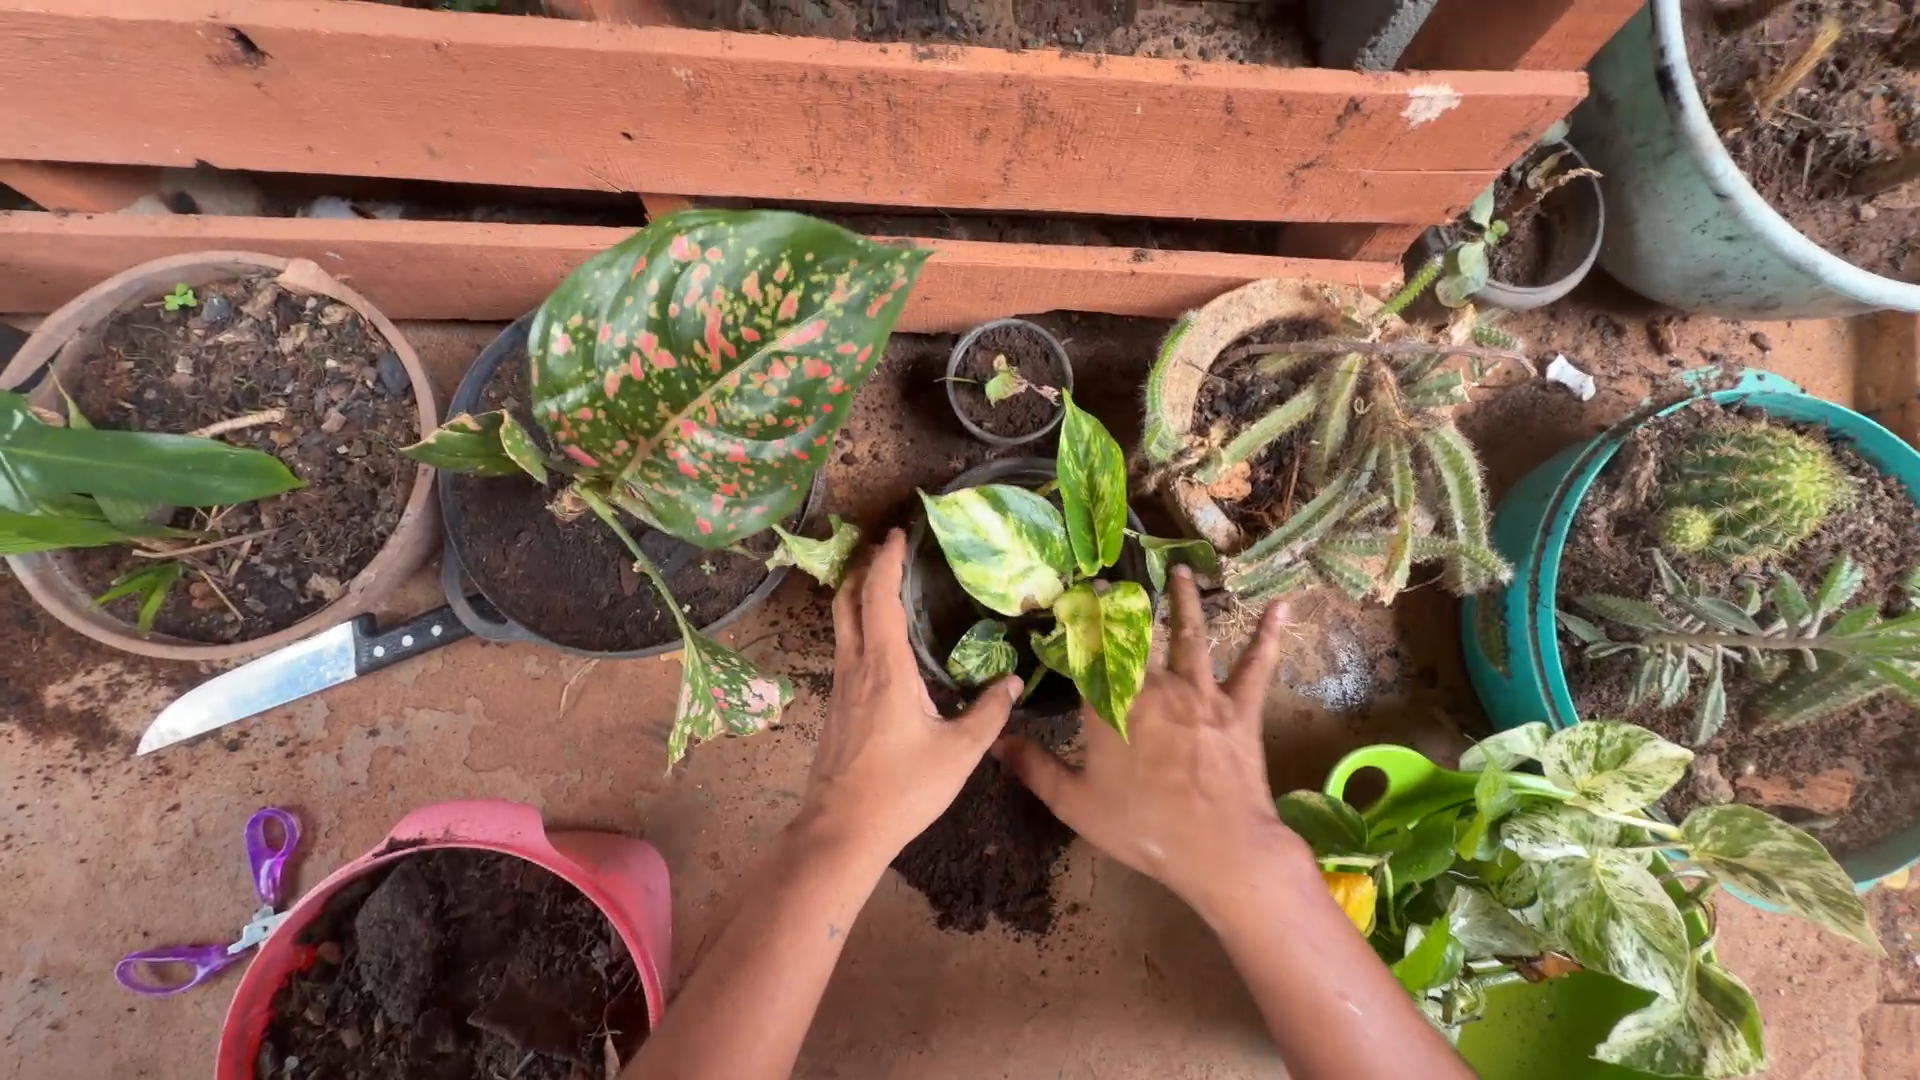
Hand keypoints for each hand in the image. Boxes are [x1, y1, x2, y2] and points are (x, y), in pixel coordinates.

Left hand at [797, 528, 1019, 859]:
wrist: (840, 832)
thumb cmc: (901, 790)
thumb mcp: (959, 753)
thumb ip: (988, 714)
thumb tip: (1014, 683)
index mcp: (885, 669)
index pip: (879, 598)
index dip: (886, 561)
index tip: (896, 534)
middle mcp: (855, 668)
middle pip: (847, 601)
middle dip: (862, 568)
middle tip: (884, 548)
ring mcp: (840, 688)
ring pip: (842, 625)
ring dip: (856, 595)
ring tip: (882, 583)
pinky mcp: (836, 708)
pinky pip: (845, 649)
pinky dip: (857, 626)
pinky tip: (879, 642)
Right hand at [992, 565, 1313, 918]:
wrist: (1221, 850)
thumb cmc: (1144, 827)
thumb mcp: (1076, 804)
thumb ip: (1034, 768)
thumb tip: (995, 741)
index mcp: (1113, 705)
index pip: (1091, 650)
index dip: (1080, 619)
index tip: (1072, 594)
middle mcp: (1156, 686)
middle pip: (1136, 633)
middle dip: (1121, 603)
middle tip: (1113, 579)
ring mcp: (1202, 693)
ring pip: (1191, 634)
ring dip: (1185, 600)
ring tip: (1179, 568)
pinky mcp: (1240, 708)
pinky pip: (1256, 666)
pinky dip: (1268, 635)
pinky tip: (1282, 607)